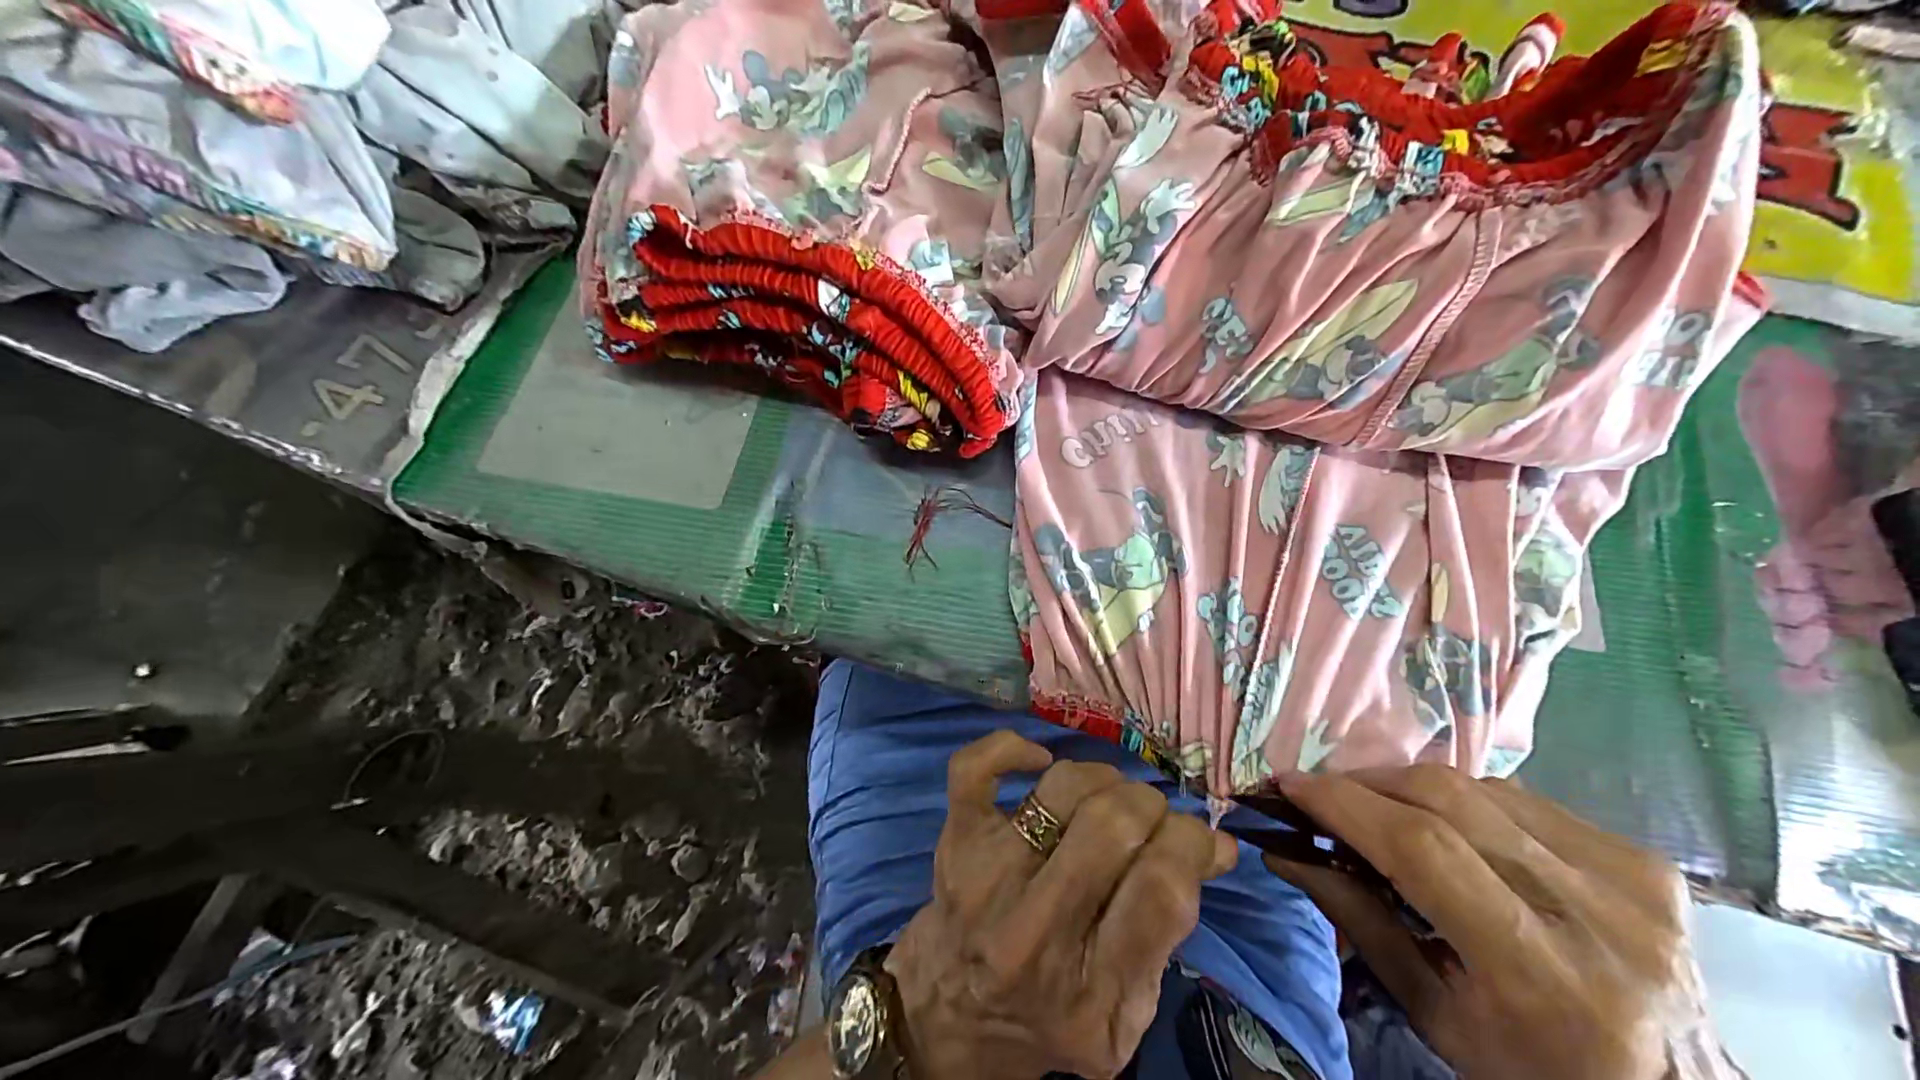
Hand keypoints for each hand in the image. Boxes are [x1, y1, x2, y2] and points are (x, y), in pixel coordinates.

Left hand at [884, 731, 1237, 1078]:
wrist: (950, 1012)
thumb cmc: (1047, 1016)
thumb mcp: (1123, 1013)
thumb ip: (1170, 931)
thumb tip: (1217, 843)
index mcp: (1090, 992)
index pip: (1162, 890)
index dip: (1191, 845)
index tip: (1194, 838)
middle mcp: (1033, 931)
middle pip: (1113, 827)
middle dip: (1150, 808)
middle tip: (1151, 818)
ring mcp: (986, 877)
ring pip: (1062, 788)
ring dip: (1103, 780)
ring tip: (1108, 800)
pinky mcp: (954, 839)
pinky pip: (975, 768)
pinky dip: (1009, 748)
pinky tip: (1040, 762)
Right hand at [1267, 766, 1739, 1079]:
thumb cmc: (1533, 1070)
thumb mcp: (1432, 1013)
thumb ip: (1358, 920)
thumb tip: (1281, 849)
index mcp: (1540, 974)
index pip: (1422, 848)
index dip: (1346, 803)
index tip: (1290, 784)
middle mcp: (1596, 916)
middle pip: (1452, 800)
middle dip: (1369, 782)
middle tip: (1323, 790)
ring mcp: (1634, 882)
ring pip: (1485, 788)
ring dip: (1412, 786)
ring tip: (1377, 805)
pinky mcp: (1648, 864)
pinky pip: (1526, 801)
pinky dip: (1467, 801)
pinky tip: (1452, 825)